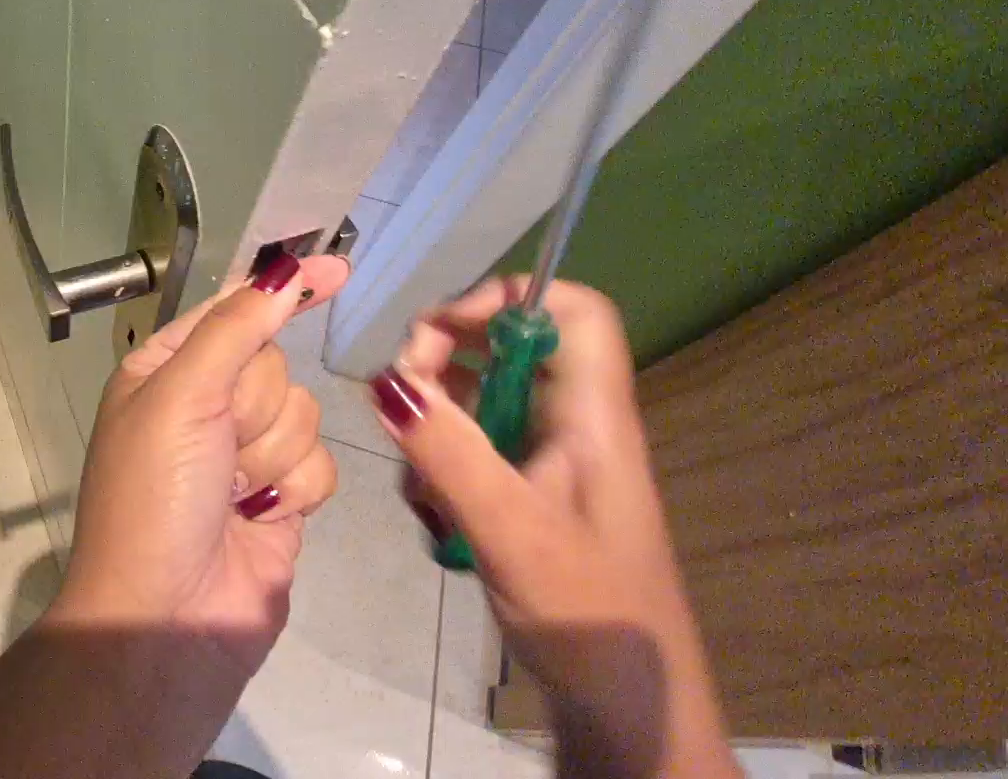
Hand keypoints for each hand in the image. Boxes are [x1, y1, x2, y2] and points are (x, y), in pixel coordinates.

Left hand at [50, 252, 350, 671]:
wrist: (167, 620)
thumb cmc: (155, 496)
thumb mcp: (178, 397)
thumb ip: (234, 330)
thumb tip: (282, 272)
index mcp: (163, 371)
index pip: (230, 311)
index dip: (278, 288)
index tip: (335, 268)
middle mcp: (202, 404)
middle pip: (272, 363)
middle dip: (252, 406)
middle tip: (217, 447)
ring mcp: (244, 452)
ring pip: (301, 412)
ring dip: (271, 454)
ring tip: (231, 492)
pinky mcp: (282, 496)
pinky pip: (319, 464)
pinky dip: (295, 490)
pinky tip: (260, 516)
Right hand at [372, 277, 737, 778]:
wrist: (624, 709)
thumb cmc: (587, 614)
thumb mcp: (508, 529)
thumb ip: (447, 452)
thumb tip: (384, 380)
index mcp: (591, 416)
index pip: (571, 310)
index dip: (503, 300)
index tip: (438, 334)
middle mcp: (569, 422)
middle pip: (504, 343)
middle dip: (439, 359)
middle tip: (397, 399)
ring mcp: (544, 456)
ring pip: (474, 394)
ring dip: (430, 420)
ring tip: (415, 476)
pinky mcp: (523, 488)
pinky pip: (468, 442)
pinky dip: (436, 460)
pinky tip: (429, 507)